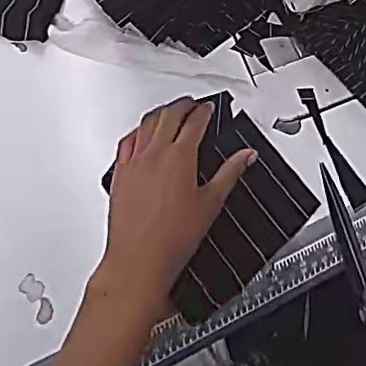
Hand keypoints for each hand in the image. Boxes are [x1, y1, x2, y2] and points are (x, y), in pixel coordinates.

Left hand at [97, 98, 254, 306]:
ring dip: (160, 113)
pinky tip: (139, 133)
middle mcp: (154, 154)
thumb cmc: (172, 239)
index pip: (194, 122)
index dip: (203, 112)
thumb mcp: (211, 204)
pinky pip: (126, 142)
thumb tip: (246, 156)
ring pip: (146, 124)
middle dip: (183, 105)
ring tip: (168, 111)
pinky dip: (137, 131)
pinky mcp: (119, 174)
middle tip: (192, 104)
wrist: (139, 260)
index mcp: (179, 157)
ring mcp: (134, 162)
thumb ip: (229, 174)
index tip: (208, 109)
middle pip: (168, 115)